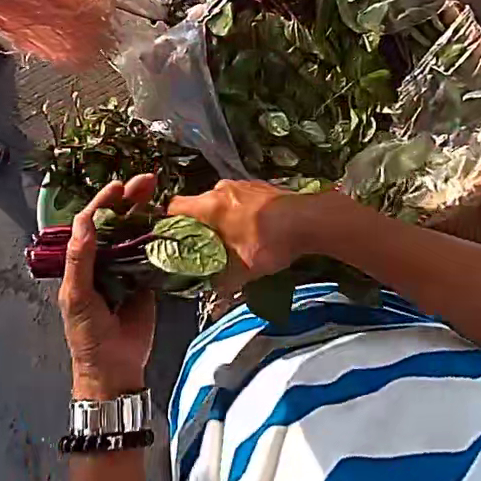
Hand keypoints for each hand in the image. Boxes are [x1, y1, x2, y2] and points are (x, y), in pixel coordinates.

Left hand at [60, 175, 158, 400]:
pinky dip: (163, 237)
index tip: (119, 187)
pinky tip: (172, 220)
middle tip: (147, 180)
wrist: (115, 369)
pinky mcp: (148, 280)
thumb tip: (85, 222)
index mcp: (83, 258)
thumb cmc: (87, 334)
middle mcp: (105, 257)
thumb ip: (79, 259)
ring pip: (137, 232)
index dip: (104, 202)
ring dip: (147, 211)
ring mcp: (128, 267)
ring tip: (159, 192)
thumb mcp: (76, 296)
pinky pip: (156, 254)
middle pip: (117, 220)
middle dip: (130, 199)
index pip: (92, 222)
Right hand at [168, 180, 313, 285]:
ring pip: (221, 201)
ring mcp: (242, 183)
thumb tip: (211, 297)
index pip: (174, 207)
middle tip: (209, 246)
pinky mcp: (260, 184)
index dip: (170, 222)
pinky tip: (257, 228)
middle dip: (201, 224)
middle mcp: (219, 189)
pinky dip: (243, 211)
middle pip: (198, 204)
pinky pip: (241, 198)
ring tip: (237, 238)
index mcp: (208, 206)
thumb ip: (221, 281)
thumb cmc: (269, 242)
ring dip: (224, 217)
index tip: (176, 238)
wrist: (310, 219)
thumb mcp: (243, 269)